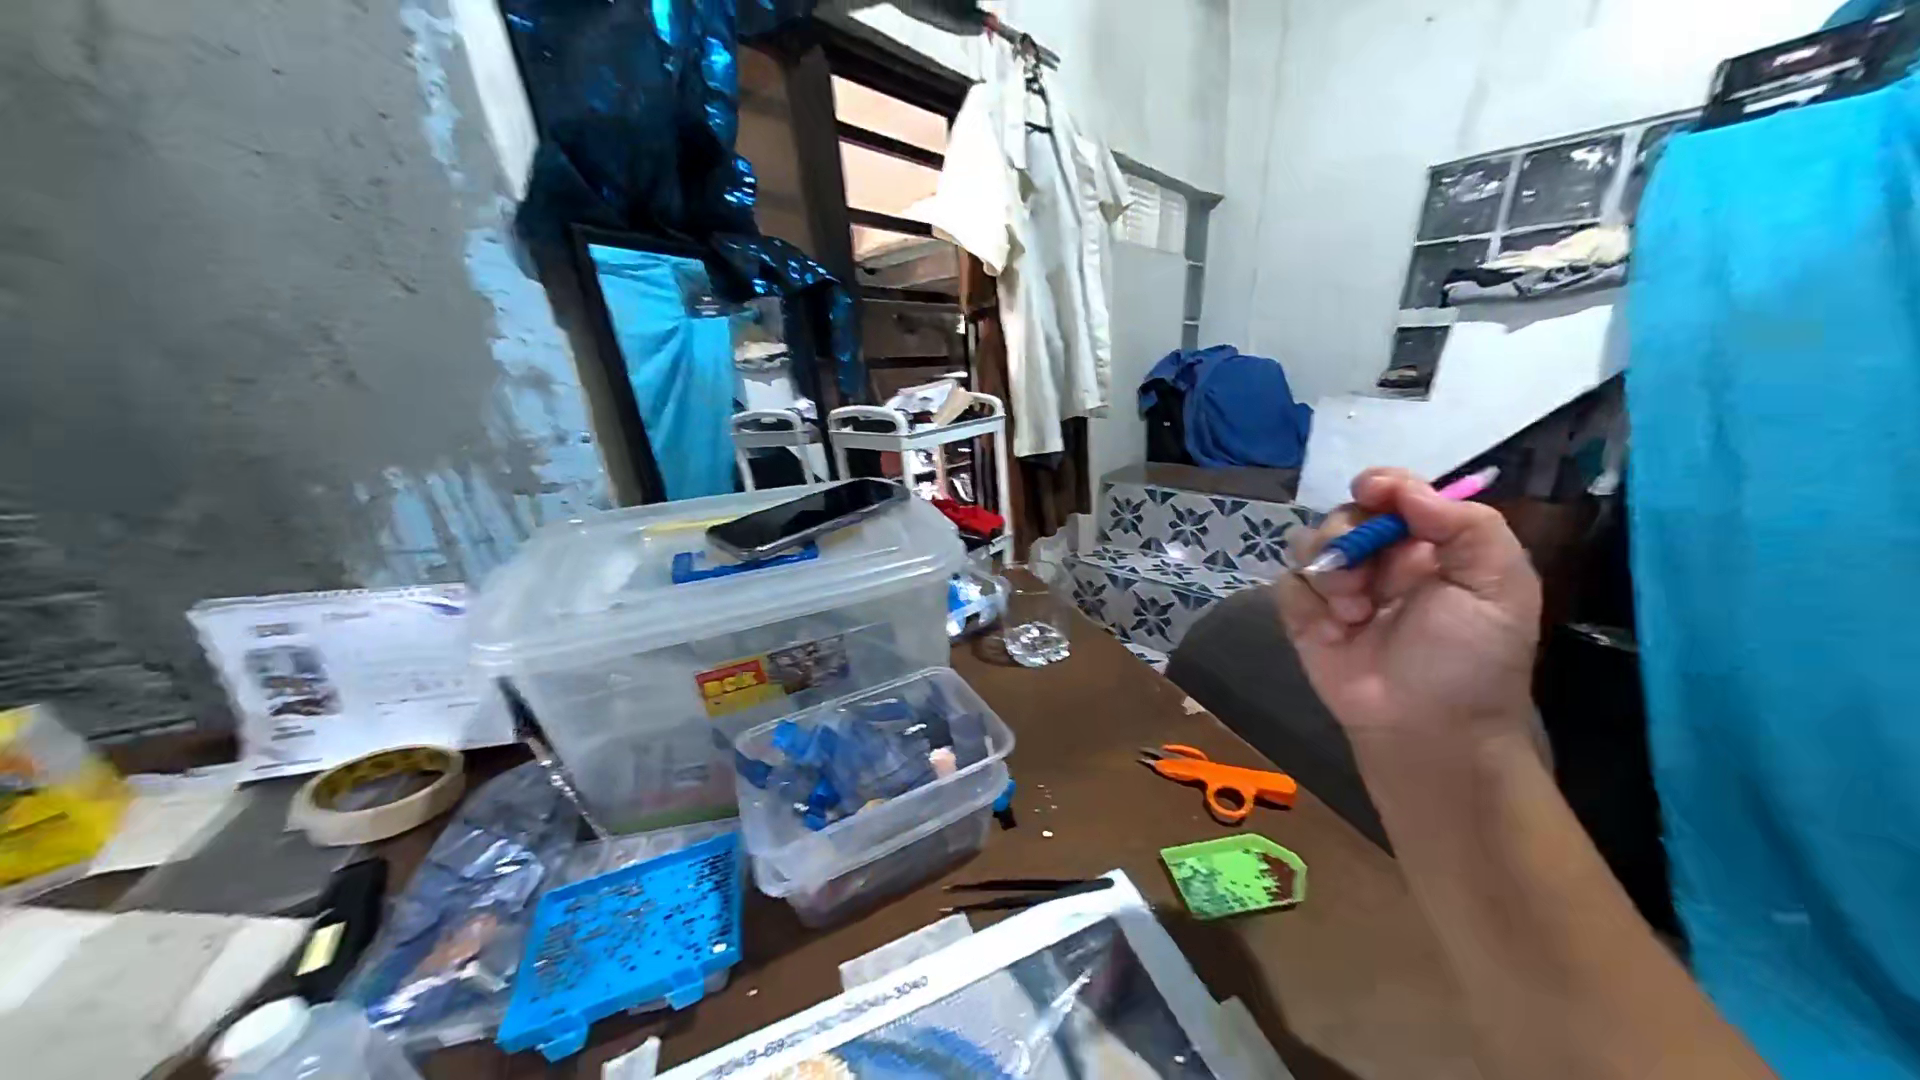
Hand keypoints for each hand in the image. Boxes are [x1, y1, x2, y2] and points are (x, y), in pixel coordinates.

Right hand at [1275, 469, 1541, 745]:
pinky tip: (1332, 628)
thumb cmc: (1471, 659)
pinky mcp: (1304, 615)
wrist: (1426, 728)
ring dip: (1328, 569)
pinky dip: (1305, 600)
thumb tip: (1401, 488)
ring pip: (1308, 543)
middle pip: (1344, 514)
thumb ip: (1466, 526)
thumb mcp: (1499, 586)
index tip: (1372, 490)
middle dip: (1348, 533)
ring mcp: (1339, 588)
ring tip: (1352, 609)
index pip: (1397, 495)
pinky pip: (1287, 583)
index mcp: (1429, 546)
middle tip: (1365, 571)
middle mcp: (1381, 560)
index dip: (1382, 485)